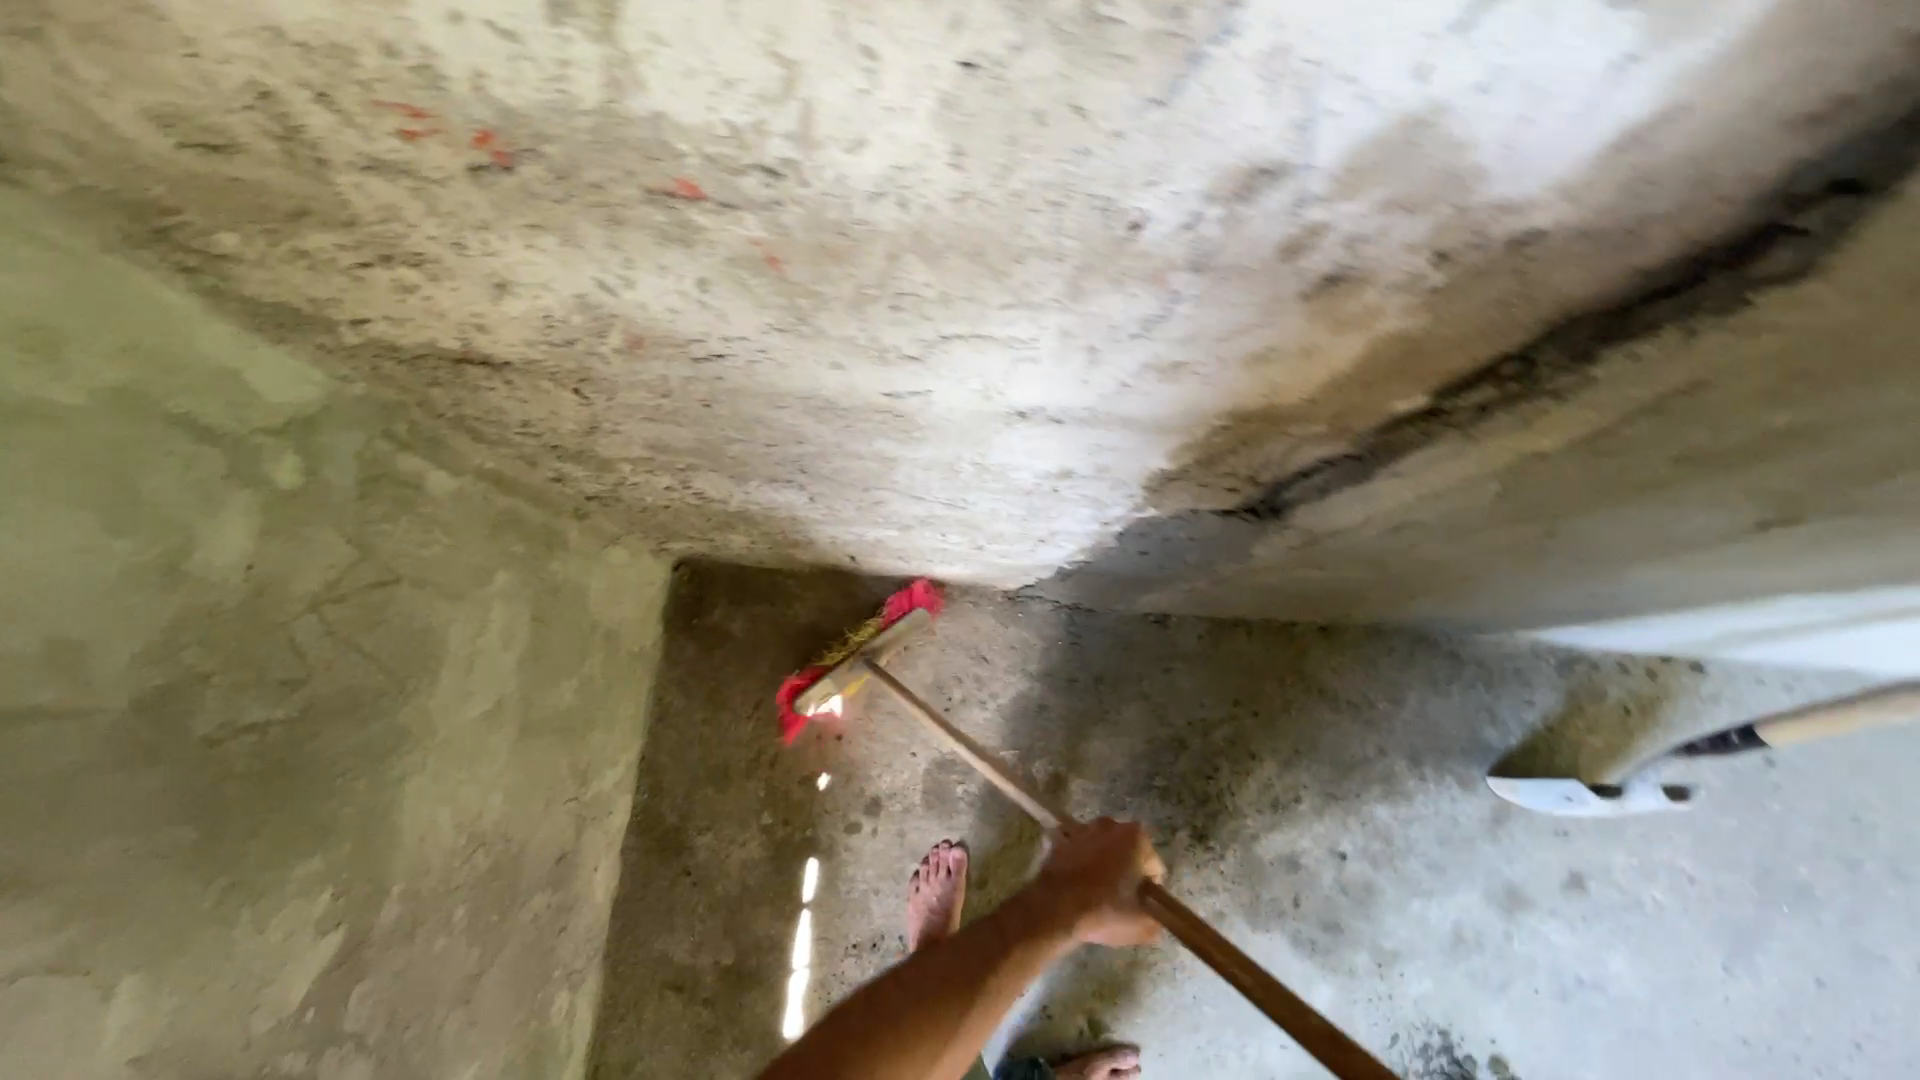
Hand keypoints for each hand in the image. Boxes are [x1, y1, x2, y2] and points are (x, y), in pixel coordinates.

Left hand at [1035, 817, 1165, 946]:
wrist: (1056, 907)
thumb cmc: (1105, 910)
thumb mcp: (1143, 926)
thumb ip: (1157, 919)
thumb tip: (1155, 917)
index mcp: (1137, 838)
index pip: (1153, 869)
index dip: (1149, 892)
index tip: (1138, 908)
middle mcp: (1111, 825)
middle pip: (1128, 854)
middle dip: (1126, 873)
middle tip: (1119, 901)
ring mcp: (1083, 829)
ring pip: (1103, 850)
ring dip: (1103, 865)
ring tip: (1096, 893)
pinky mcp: (1061, 839)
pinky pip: (1079, 852)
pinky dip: (1081, 862)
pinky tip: (1078, 884)